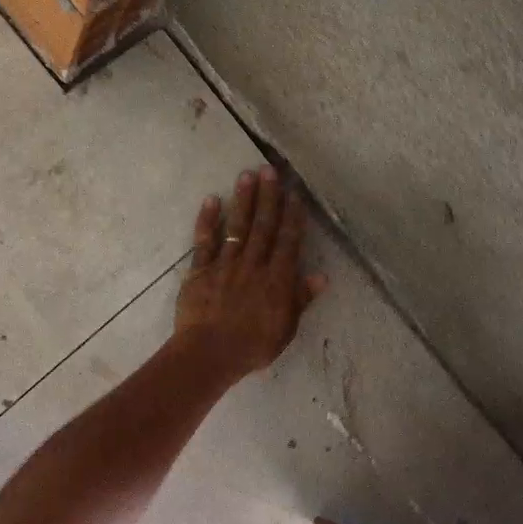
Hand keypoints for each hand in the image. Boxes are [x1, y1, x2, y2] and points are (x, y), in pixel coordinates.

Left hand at [176, 166, 327, 377]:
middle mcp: (253, 264)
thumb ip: (300, 299)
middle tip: (269, 170)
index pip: (288, 241)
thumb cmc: (252, 347)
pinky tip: (212, 200)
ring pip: (237, 226)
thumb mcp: (285, 329)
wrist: (209, 353)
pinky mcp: (200, 270)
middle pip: (263, 225)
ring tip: (246, 174)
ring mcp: (225, 264)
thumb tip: (321, 276)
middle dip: (268, 197)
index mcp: (277, 279)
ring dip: (243, 200)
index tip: (295, 192)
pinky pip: (205, 240)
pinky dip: (208, 220)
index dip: (292, 216)